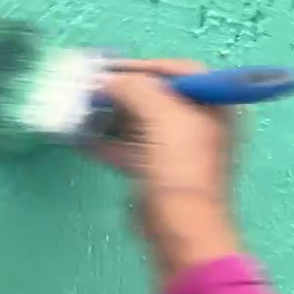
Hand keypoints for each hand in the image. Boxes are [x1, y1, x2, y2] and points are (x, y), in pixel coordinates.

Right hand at [88, 59, 242, 291]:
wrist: (178, 226)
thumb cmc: (180, 168)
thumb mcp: (162, 116)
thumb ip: (136, 89)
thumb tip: (108, 80)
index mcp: (213, 105)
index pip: (178, 71)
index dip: (144, 66)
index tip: (109, 70)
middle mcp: (197, 124)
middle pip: (155, 97)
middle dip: (121, 92)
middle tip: (90, 90)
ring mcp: (175, 150)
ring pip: (137, 123)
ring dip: (109, 116)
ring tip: (81, 111)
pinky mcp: (154, 172)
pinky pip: (126, 148)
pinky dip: (104, 141)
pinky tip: (80, 137)